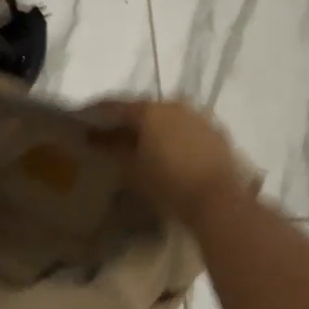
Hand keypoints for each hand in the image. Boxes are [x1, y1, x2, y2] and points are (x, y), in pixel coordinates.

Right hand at [91, 98, 249, 222]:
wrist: (223, 203)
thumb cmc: (170, 185)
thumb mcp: (133, 170)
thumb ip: (113, 149)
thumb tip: (96, 139)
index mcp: (149, 110)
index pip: (115, 106)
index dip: (98, 112)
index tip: (85, 119)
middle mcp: (173, 105)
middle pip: (144, 109)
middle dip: (129, 120)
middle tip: (115, 133)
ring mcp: (199, 117)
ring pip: (169, 117)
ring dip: (155, 127)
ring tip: (145, 144)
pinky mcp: (218, 133)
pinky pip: (189, 129)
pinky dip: (177, 136)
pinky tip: (174, 152)